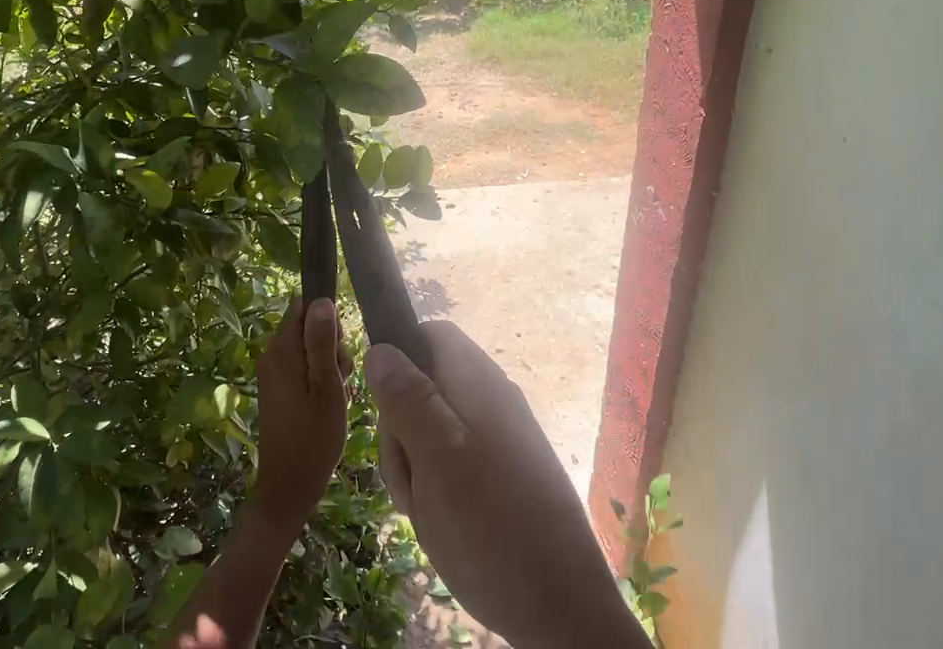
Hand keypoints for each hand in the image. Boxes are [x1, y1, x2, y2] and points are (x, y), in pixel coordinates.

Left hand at [251, 296, 351, 529]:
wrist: (289, 486)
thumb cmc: (313, 437)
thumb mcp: (327, 387)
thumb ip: (322, 342)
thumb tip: (321, 300)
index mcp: (281, 351)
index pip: (302, 307)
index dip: (326, 320)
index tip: (339, 347)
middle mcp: (272, 357)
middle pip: (308, 329)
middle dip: (331, 347)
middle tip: (342, 378)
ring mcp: (274, 375)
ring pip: (309, 351)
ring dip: (330, 367)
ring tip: (339, 396)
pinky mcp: (279, 391)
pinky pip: (304, 371)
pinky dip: (321, 382)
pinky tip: (331, 405)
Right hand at [365, 322, 647, 648]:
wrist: (562, 607)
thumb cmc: (491, 526)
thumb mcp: (436, 458)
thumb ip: (408, 400)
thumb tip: (380, 347)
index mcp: (478, 383)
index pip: (430, 334)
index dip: (398, 359)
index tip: (384, 409)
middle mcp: (492, 400)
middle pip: (424, 385)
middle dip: (400, 428)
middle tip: (409, 478)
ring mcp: (500, 437)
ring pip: (432, 429)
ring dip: (415, 465)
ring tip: (425, 510)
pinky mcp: (503, 473)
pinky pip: (452, 462)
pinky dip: (436, 487)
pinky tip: (442, 523)